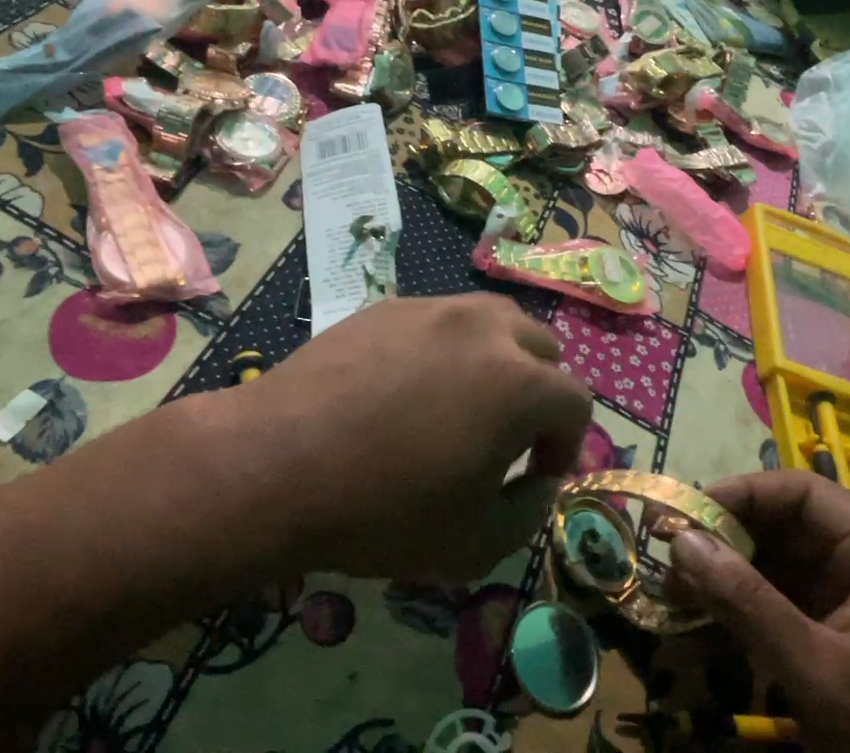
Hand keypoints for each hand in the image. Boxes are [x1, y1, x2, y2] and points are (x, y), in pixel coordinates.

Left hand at [245, 294, 591, 580]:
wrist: (276, 464)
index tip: (534, 476)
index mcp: (519, 382)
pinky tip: (407, 387)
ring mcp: (429, 309)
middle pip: (540, 346)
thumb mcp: (476, 542)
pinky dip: (445, 348)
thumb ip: (530, 511)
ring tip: (464, 400)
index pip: (574, 401)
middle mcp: (483, 329)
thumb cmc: (382, 511)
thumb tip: (538, 480)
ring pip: (490, 320)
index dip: (565, 444)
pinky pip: (437, 320)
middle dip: (538, 391)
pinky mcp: (383, 308)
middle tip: (507, 433)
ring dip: (497, 358)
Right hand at [670, 471, 849, 752]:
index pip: (805, 495)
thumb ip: (747, 604)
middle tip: (668, 556)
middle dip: (727, 541)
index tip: (686, 514)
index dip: (742, 494)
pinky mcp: (848, 651)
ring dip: (729, 580)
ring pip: (782, 572)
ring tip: (674, 593)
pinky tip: (703, 629)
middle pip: (789, 531)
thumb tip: (680, 539)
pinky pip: (788, 614)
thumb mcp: (820, 672)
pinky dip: (746, 616)